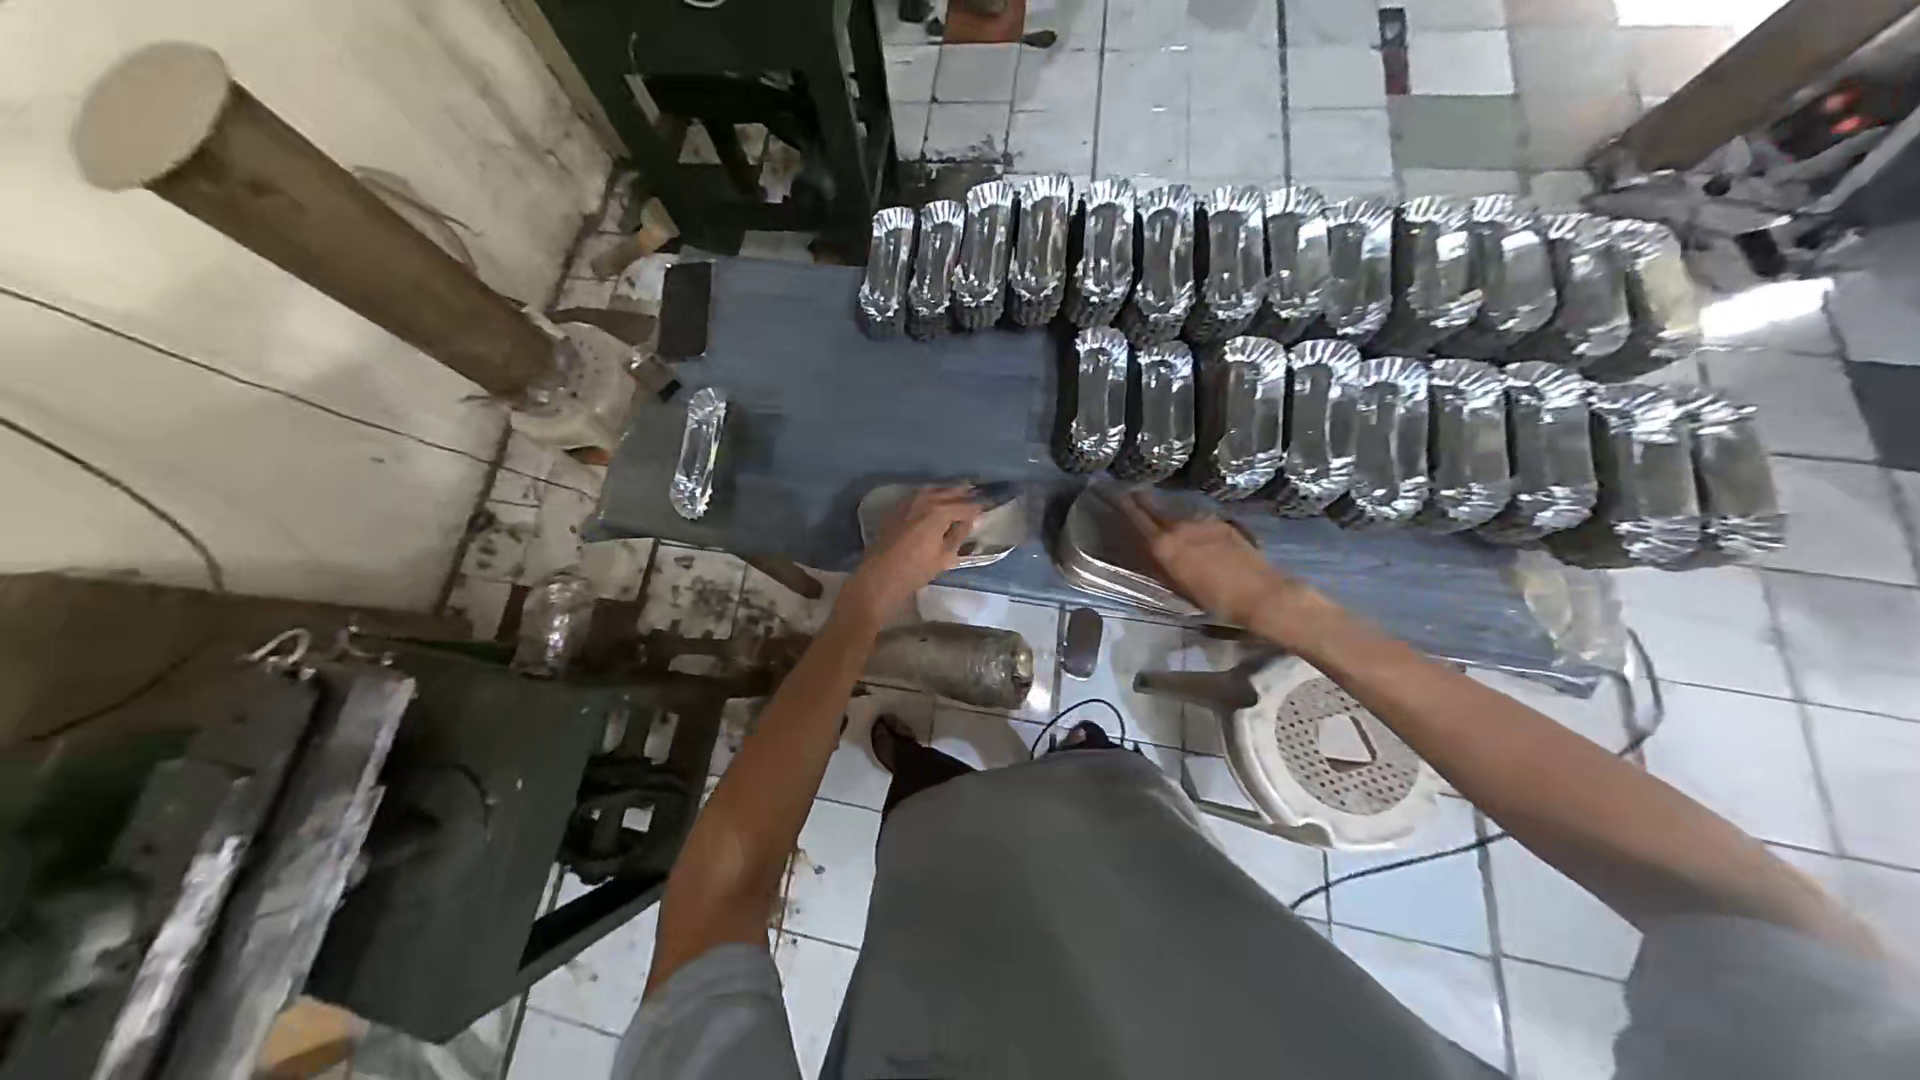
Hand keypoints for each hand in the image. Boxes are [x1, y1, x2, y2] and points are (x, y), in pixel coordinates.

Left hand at [839, 486, 981, 623]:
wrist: (880, 575)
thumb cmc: (916, 570)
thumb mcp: (944, 556)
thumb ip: (959, 535)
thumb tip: (970, 521)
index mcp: (939, 513)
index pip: (964, 506)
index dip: (976, 507)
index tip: (986, 507)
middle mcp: (924, 502)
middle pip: (947, 493)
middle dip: (963, 493)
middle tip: (976, 493)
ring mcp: (907, 503)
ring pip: (931, 489)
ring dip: (946, 489)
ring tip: (958, 491)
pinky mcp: (896, 508)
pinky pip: (917, 494)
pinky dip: (930, 492)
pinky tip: (933, 496)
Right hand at [1116, 493, 1329, 639]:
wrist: (1261, 593)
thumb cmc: (1216, 600)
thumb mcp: (1180, 587)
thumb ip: (1160, 566)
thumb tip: (1148, 553)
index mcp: (1165, 546)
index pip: (1138, 519)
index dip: (1125, 506)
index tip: (1117, 494)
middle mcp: (1180, 527)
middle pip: (1156, 510)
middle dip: (1142, 501)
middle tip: (1133, 495)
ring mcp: (1203, 522)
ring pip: (1178, 516)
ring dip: (1169, 516)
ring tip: (1164, 520)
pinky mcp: (1223, 524)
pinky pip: (1198, 521)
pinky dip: (1190, 524)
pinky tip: (1194, 534)